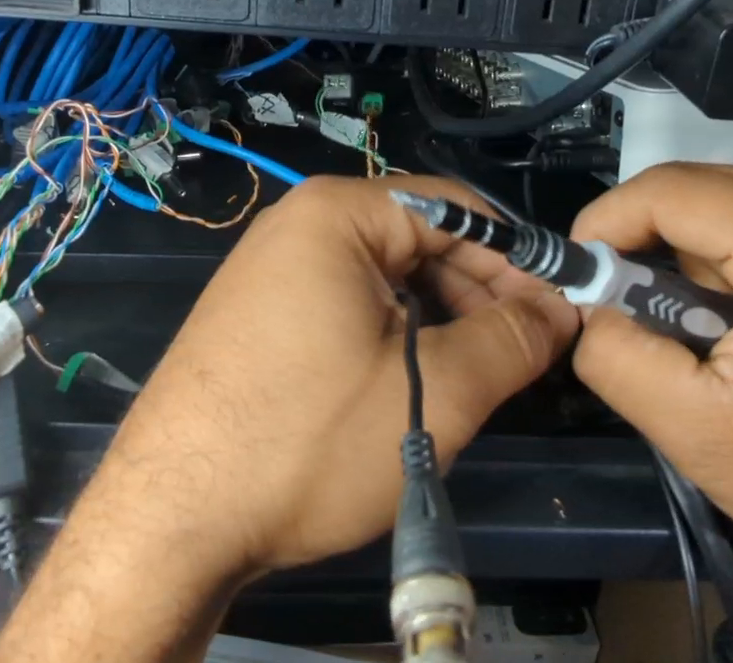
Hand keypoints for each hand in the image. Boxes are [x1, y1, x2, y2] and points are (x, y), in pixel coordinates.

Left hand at [85, 174, 578, 576]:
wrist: (169, 522)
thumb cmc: (309, 441)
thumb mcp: (433, 393)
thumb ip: (513, 340)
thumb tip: (562, 311)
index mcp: (337, 214)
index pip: (457, 209)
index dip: (519, 258)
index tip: (562, 310)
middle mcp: (298, 225)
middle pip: (419, 240)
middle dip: (479, 293)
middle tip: (525, 351)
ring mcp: (270, 271)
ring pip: (384, 278)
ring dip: (440, 319)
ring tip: (477, 375)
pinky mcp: (257, 316)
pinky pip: (346, 305)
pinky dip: (393, 335)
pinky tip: (413, 381)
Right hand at [569, 163, 732, 583]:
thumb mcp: (699, 432)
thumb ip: (616, 356)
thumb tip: (587, 308)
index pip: (668, 190)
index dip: (605, 223)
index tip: (578, 278)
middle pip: (694, 189)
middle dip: (640, 242)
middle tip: (619, 309)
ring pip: (723, 205)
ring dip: (681, 257)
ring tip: (682, 330)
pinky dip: (721, 263)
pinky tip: (729, 324)